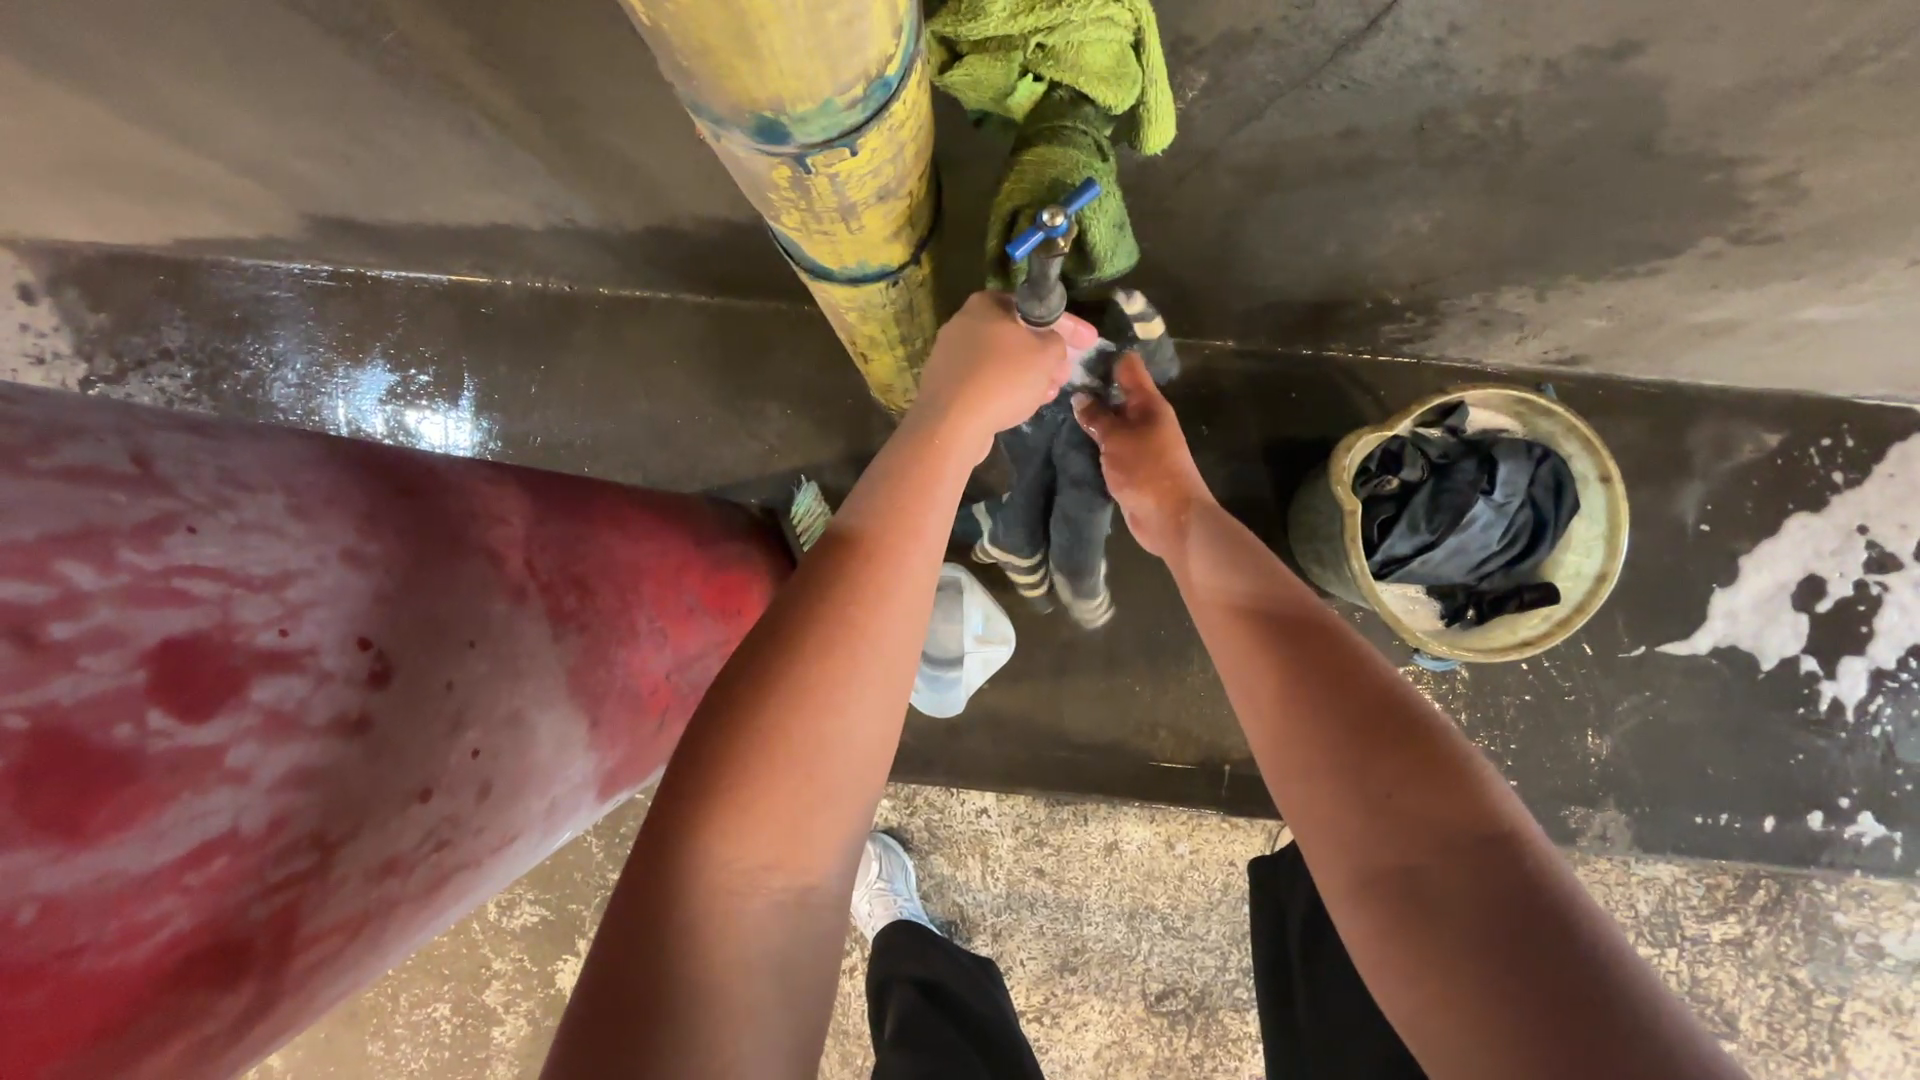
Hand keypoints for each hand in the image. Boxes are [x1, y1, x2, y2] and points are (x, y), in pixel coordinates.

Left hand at [908, 292, 1097, 461]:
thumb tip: (1052, 347)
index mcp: (986, 304)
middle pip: (1018, 335)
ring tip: (1051, 391)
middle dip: (1047, 355)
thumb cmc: (1002, 378)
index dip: (1068, 326)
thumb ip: (1058, 343)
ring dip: (1030, 375)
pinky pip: (987, 381)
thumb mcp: (1045, 354)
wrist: (951, 423)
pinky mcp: (948, 385)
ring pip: (1004, 361)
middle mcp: (964, 323)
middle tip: (1067, 372)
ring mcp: (952, 356)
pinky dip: (1008, 388)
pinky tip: (1025, 404)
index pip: (1036, 308)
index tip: (1090, 342)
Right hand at [1072, 352, 1215, 561]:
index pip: (1128, 367)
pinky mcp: (1131, 467)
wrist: (1171, 519)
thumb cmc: (1147, 471)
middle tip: (1055, 385)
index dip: (1105, 357)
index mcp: (1149, 404)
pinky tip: (1069, 441)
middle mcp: (1146, 419)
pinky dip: (1093, 444)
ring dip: (1090, 419)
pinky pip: (1109, 447)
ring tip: (1056, 411)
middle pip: (1117, 395)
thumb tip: (1080, 397)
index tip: (1074, 354)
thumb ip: (1097, 417)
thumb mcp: (1117, 439)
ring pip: (1111, 423)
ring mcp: (1139, 444)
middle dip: (1091, 389)